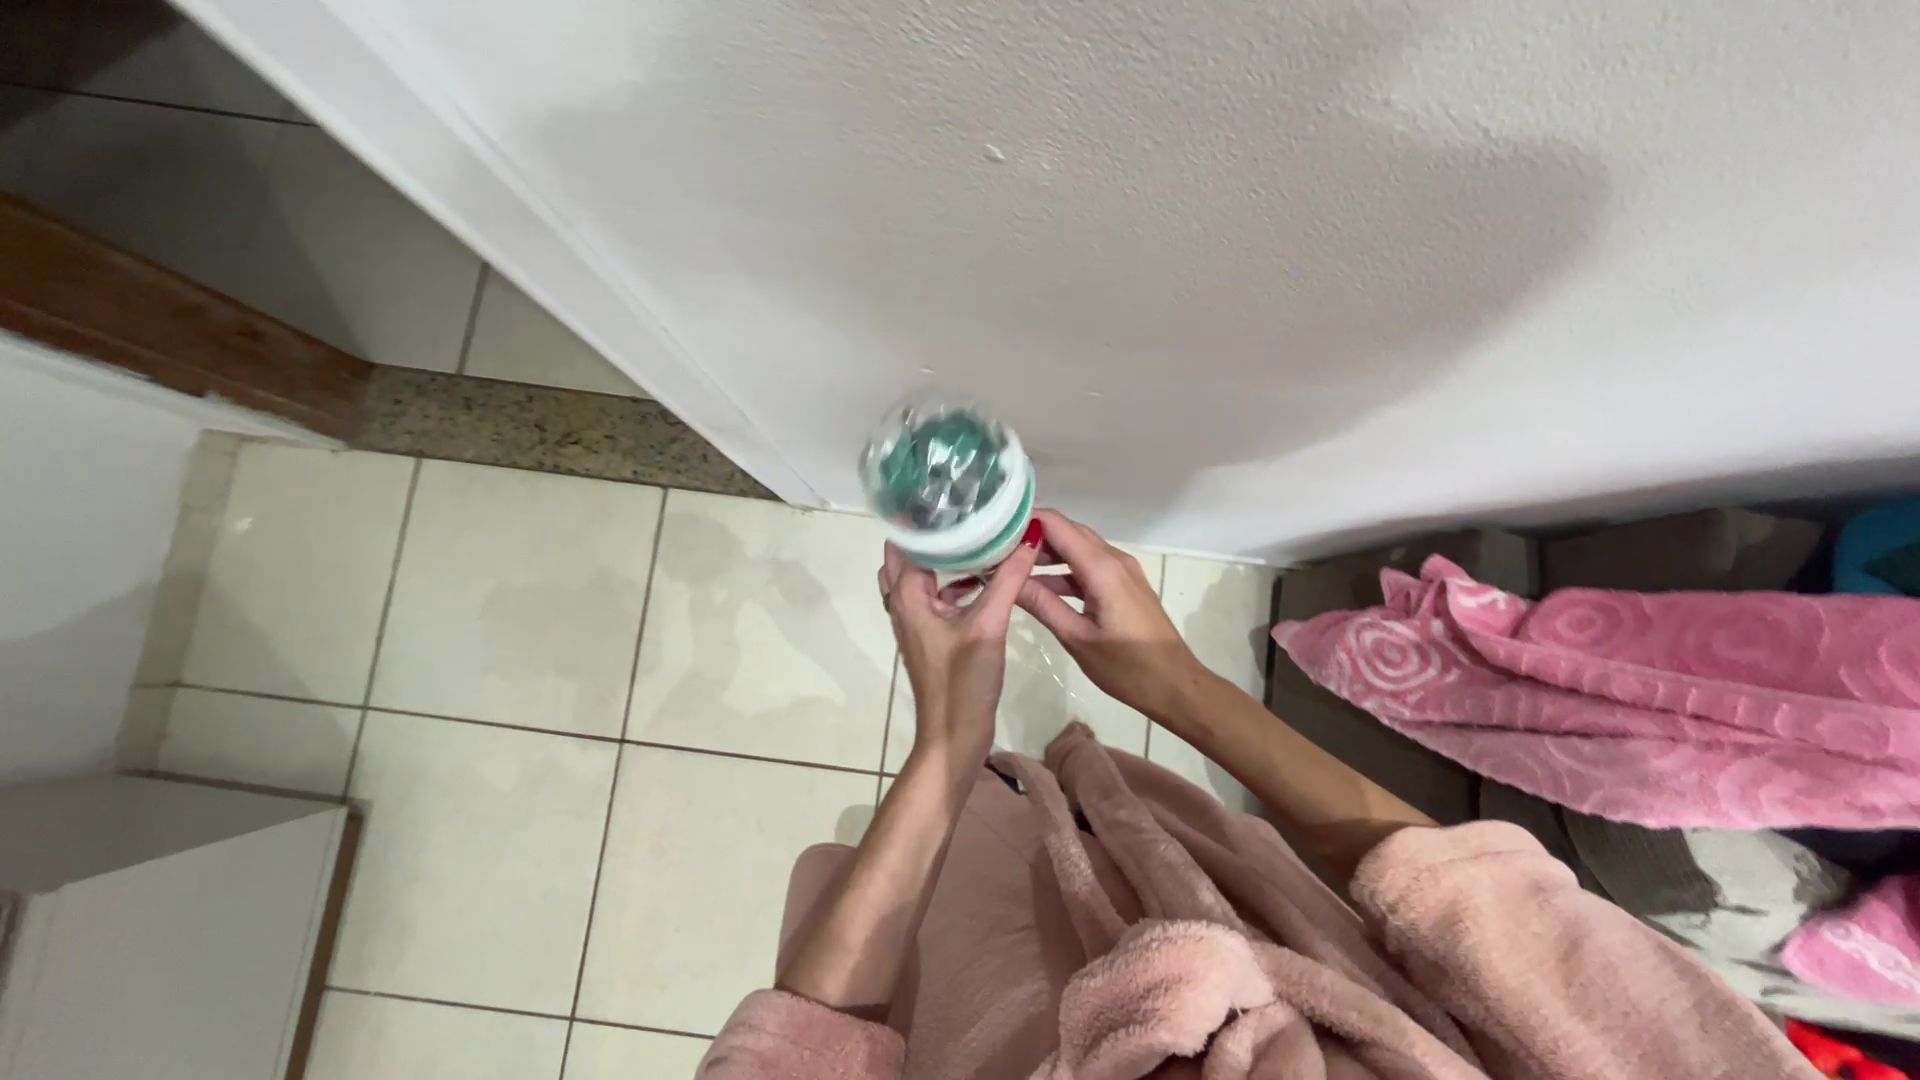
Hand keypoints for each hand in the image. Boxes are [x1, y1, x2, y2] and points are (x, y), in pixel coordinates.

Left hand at [878, 528, 1041, 772]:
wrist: (953, 737)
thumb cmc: (962, 681)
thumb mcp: (988, 625)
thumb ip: (1007, 579)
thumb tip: (1029, 535)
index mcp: (908, 595)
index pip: (907, 540)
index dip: (928, 517)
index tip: (955, 495)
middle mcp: (905, 603)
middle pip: (912, 556)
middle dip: (937, 534)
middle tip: (970, 511)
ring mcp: (917, 622)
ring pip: (926, 577)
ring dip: (948, 558)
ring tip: (980, 535)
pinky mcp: (933, 637)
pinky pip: (939, 597)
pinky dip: (956, 583)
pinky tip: (987, 578)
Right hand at [1014, 509, 1210, 721]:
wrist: (1175, 685)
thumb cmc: (1126, 667)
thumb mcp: (1076, 637)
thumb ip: (1042, 604)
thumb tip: (1006, 579)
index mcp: (1102, 568)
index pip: (1057, 525)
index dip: (1026, 521)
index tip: (994, 530)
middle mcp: (1114, 559)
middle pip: (1068, 531)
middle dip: (1033, 535)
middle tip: (996, 548)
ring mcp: (1122, 571)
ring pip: (1079, 547)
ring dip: (1048, 553)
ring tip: (1011, 565)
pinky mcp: (1124, 585)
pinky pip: (1089, 565)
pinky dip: (1064, 569)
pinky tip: (1041, 587)